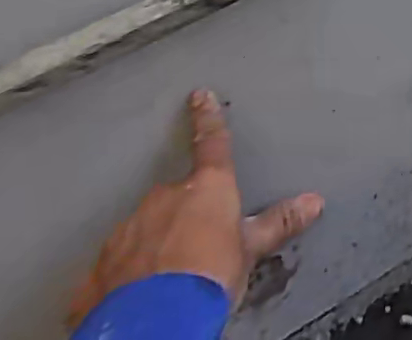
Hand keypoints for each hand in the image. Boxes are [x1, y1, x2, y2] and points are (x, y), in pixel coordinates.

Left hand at [67, 89, 324, 326]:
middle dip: (183, 212)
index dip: (207, 118)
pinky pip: (116, 266)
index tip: (199, 96)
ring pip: (143, 228)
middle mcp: (164, 199)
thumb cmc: (210, 275)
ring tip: (168, 276)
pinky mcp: (96, 272)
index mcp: (207, 187)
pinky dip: (127, 275)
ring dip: (155, 243)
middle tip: (196, 242)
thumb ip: (279, 222)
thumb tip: (315, 202)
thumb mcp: (251, 249)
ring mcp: (125, 233)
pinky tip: (137, 294)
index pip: (212, 143)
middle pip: (176, 195)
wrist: (151, 325)